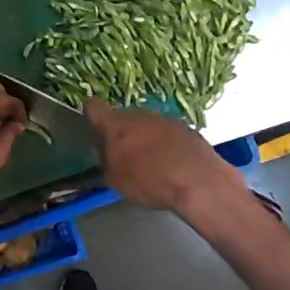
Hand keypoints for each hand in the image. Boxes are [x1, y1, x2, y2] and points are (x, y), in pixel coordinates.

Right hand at [85, 99, 246, 217]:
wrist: (199, 181)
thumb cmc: (150, 181)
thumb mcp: (116, 181)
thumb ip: (107, 163)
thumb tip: (108, 156)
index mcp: (116, 126)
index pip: (94, 108)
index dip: (91, 114)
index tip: (94, 127)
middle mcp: (139, 115)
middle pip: (123, 118)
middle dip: (122, 134)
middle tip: (124, 156)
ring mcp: (165, 119)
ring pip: (146, 125)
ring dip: (145, 138)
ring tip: (151, 164)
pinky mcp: (186, 128)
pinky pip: (167, 133)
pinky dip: (166, 145)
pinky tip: (171, 165)